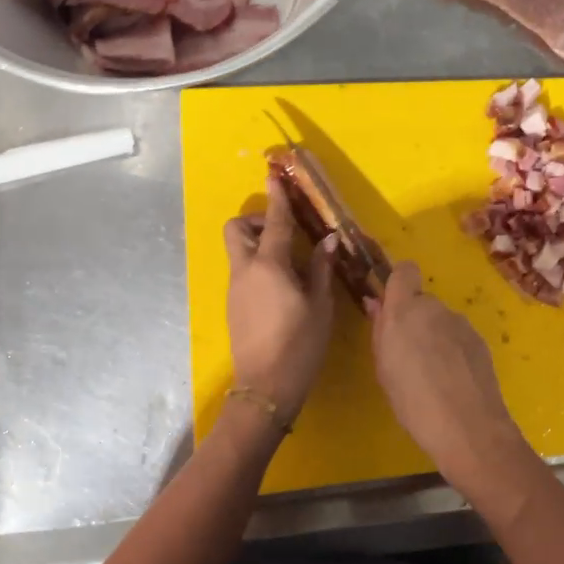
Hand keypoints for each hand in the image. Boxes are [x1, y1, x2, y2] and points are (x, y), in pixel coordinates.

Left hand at [223, 178, 336, 419]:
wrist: (266, 387)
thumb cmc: (300, 345)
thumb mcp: (320, 306)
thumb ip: (321, 268)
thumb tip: (328, 240)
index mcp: (269, 265)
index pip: (273, 221)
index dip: (276, 197)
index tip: (275, 175)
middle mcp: (246, 271)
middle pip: (237, 229)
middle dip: (256, 221)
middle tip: (284, 233)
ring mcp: (236, 289)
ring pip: (238, 251)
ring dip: (258, 245)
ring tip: (291, 264)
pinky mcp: (234, 306)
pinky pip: (243, 272)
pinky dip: (259, 266)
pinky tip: (283, 287)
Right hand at [368, 262, 527, 487]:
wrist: (468, 428)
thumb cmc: (412, 401)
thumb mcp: (384, 368)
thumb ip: (381, 330)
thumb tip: (377, 304)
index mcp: (405, 310)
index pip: (404, 271)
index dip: (398, 284)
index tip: (392, 307)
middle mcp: (435, 308)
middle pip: (422, 302)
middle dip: (415, 321)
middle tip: (408, 355)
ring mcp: (462, 324)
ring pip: (442, 321)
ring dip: (435, 338)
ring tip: (432, 376)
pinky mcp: (480, 341)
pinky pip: (458, 338)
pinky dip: (454, 352)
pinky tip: (453, 382)